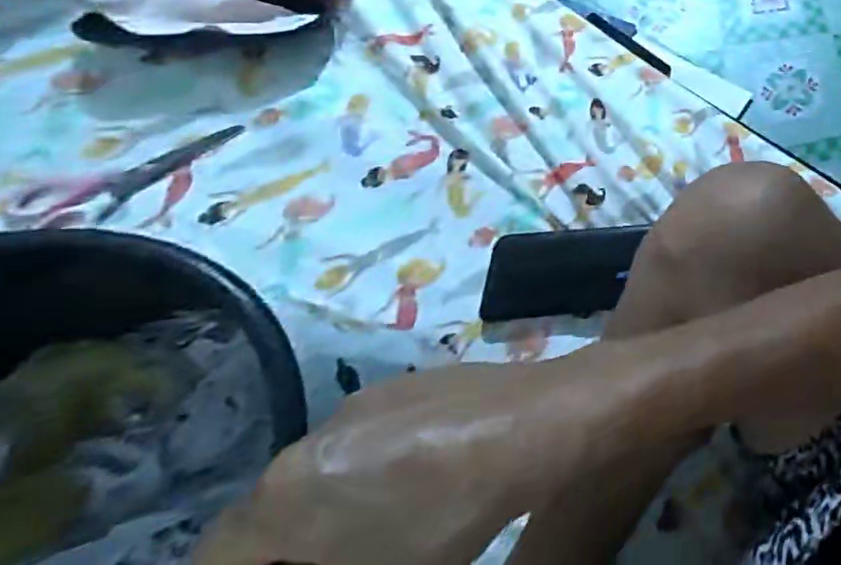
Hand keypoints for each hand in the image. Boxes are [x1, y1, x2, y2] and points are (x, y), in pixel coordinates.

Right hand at [193, 360, 572, 564]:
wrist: (537, 423)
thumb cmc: (453, 514)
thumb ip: (319, 562)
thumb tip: (327, 549)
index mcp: (279, 494)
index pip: (216, 557)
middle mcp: (310, 438)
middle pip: (263, 512)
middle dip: (279, 548)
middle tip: (326, 557)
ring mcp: (364, 401)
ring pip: (317, 469)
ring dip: (323, 504)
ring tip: (368, 527)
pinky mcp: (410, 382)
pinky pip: (364, 435)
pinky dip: (366, 464)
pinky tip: (411, 478)